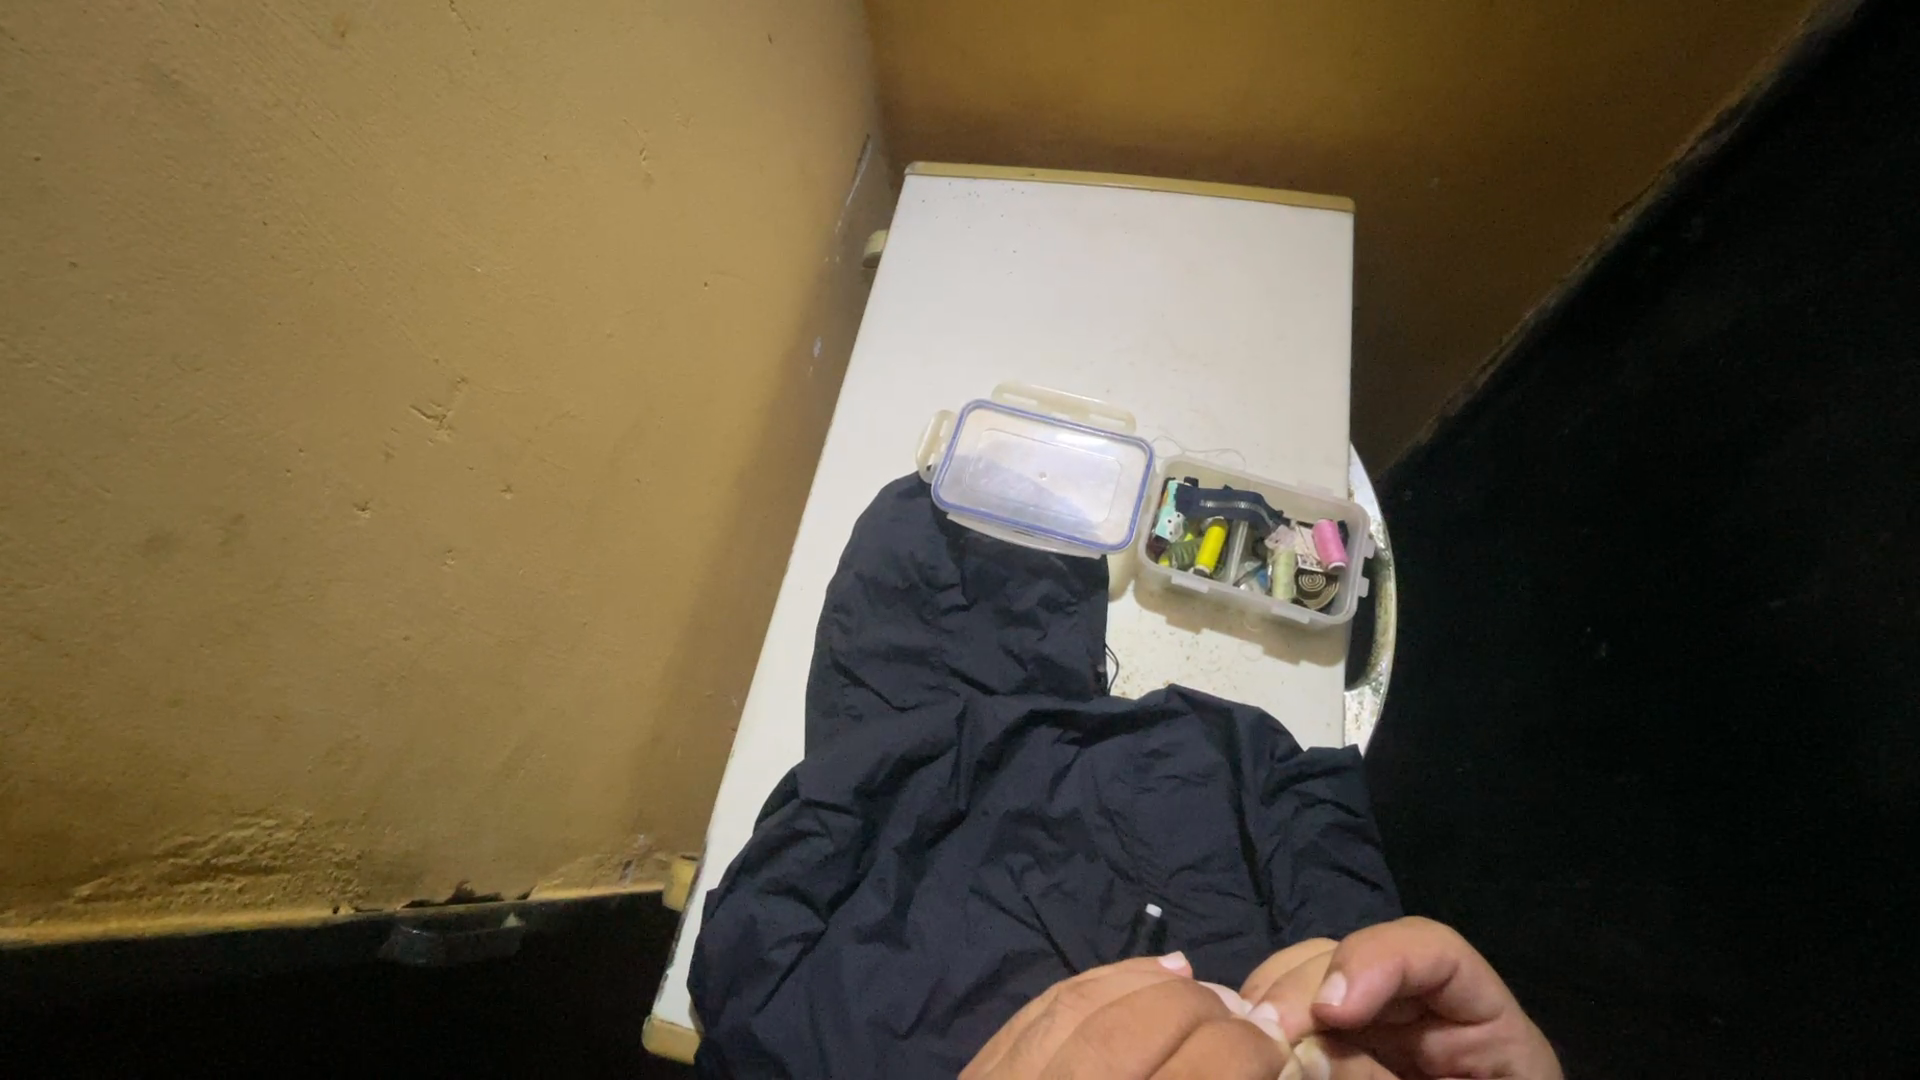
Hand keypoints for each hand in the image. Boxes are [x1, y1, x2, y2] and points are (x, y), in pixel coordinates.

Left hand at [964, 952, 1293, 1078]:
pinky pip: (1048, 1004)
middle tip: (1241, 1010)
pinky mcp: (981, 1072)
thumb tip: (1256, 1063)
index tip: (1271, 1040)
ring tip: (1196, 983)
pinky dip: (1099, 981)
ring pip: (1084, 1007)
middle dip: (1198, 1009)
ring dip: (1148, 985)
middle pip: (1131, 1032)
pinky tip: (1137, 976)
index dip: (1240, 1050)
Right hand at [1238, 917, 1561, 1079]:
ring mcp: (1378, 1026)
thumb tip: (1308, 1055)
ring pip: (1313, 974)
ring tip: (1251, 1034)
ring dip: (1276, 1000)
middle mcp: (1424, 1013)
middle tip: (1265, 1031)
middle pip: (1355, 958)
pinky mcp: (1340, 1047)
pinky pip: (1296, 1013)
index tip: (1331, 1010)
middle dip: (1304, 988)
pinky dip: (1268, 1018)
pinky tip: (1250, 1038)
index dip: (1374, 958)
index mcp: (1487, 1033)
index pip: (1433, 952)